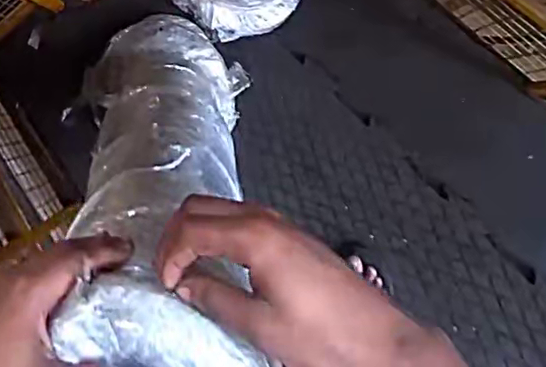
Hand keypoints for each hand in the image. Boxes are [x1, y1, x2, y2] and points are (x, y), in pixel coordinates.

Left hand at [0, 235, 131, 366]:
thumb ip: (89, 359)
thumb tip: (117, 352)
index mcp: (28, 289)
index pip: (73, 256)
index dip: (103, 249)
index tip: (129, 247)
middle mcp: (11, 276)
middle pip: (58, 250)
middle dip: (90, 247)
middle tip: (120, 248)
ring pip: (43, 257)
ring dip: (72, 256)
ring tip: (98, 259)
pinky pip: (28, 270)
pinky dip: (52, 268)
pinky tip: (64, 279)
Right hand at [157, 196, 464, 366]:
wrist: (381, 340)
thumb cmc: (324, 337)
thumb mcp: (264, 327)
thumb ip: (218, 299)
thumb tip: (184, 284)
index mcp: (254, 235)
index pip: (192, 227)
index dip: (170, 253)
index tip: (164, 282)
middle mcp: (262, 216)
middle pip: (199, 205)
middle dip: (175, 233)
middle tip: (167, 270)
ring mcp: (276, 220)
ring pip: (217, 207)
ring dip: (193, 229)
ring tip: (185, 268)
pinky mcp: (286, 231)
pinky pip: (236, 216)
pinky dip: (214, 231)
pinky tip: (215, 260)